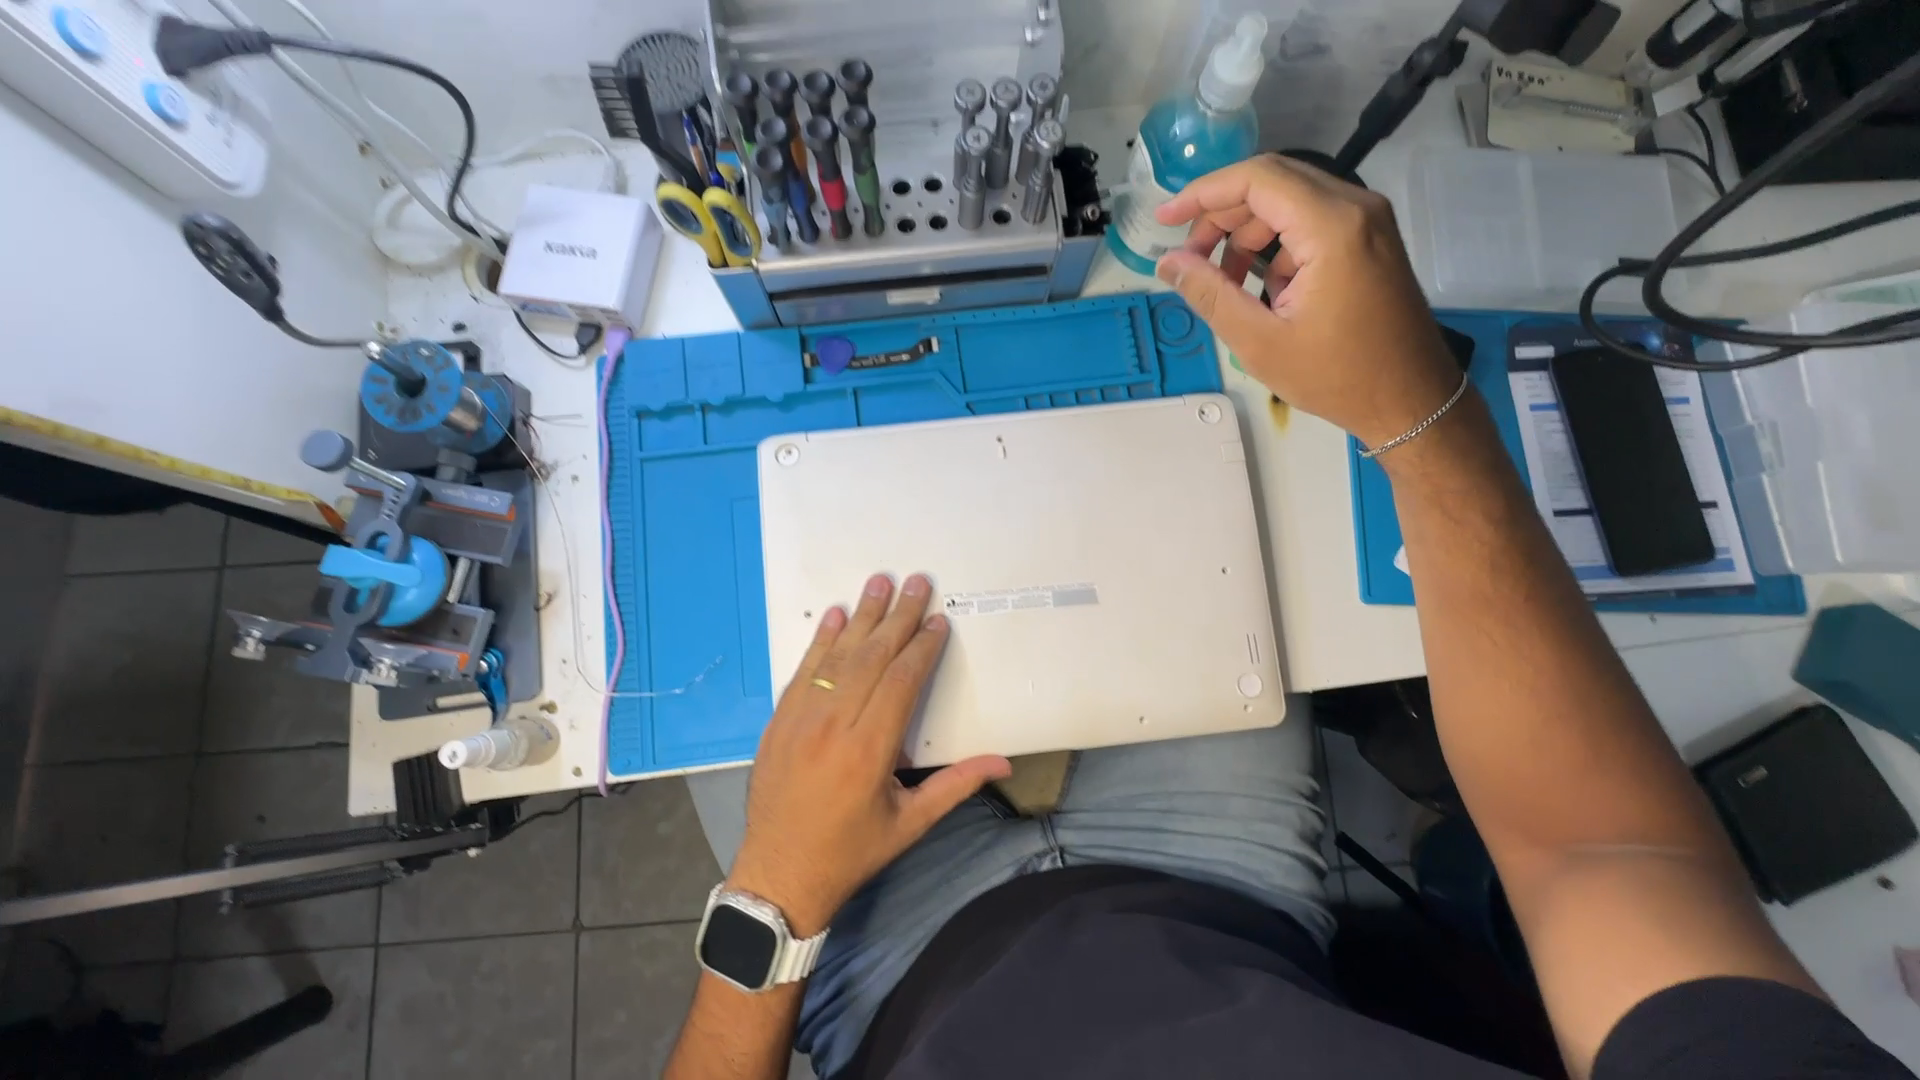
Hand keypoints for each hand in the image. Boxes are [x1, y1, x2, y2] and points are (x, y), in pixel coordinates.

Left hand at [727, 573, 1012, 937]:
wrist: (778, 874)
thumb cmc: (851, 851)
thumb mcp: (910, 824)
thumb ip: (955, 786)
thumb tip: (1003, 763)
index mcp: (869, 751)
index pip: (901, 681)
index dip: (922, 647)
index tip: (938, 620)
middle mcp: (834, 725)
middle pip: (871, 658)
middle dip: (897, 617)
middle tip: (916, 582)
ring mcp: (800, 720)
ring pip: (836, 657)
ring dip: (860, 616)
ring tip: (879, 582)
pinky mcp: (778, 721)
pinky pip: (803, 672)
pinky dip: (820, 642)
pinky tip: (833, 616)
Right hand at [1154, 155, 1464, 449]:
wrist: (1410, 398)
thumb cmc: (1337, 376)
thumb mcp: (1260, 342)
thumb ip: (1210, 294)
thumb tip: (1168, 262)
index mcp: (1331, 227)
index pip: (1256, 179)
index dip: (1203, 193)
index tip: (1164, 218)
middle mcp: (1355, 207)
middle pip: (1272, 182)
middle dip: (1221, 214)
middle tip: (1190, 258)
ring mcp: (1368, 220)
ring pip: (1290, 200)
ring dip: (1247, 232)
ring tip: (1223, 281)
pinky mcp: (1370, 238)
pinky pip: (1311, 220)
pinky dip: (1276, 244)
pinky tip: (1265, 290)